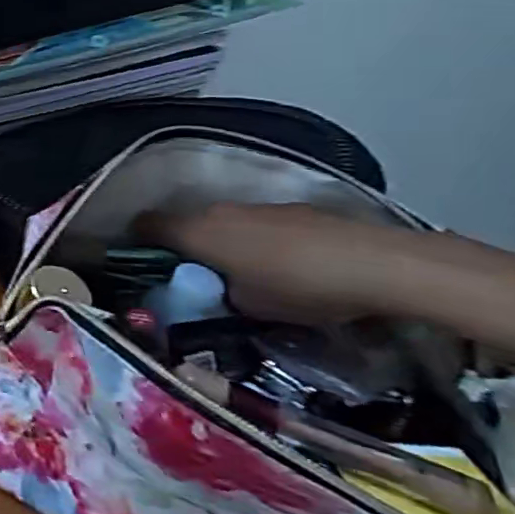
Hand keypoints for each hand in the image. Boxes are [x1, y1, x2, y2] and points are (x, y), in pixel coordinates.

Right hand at [135, 202, 413, 323]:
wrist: (375, 263)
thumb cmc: (297, 287)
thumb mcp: (249, 307)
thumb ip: (221, 295)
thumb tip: (217, 291)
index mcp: (195, 232)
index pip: (145, 224)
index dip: (138, 241)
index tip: (146, 262)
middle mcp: (216, 211)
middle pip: (185, 223)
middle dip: (187, 247)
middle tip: (201, 278)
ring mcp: (255, 206)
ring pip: (223, 223)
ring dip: (226, 243)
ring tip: (249, 275)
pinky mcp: (291, 209)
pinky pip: (257, 224)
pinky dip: (260, 241)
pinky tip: (288, 267)